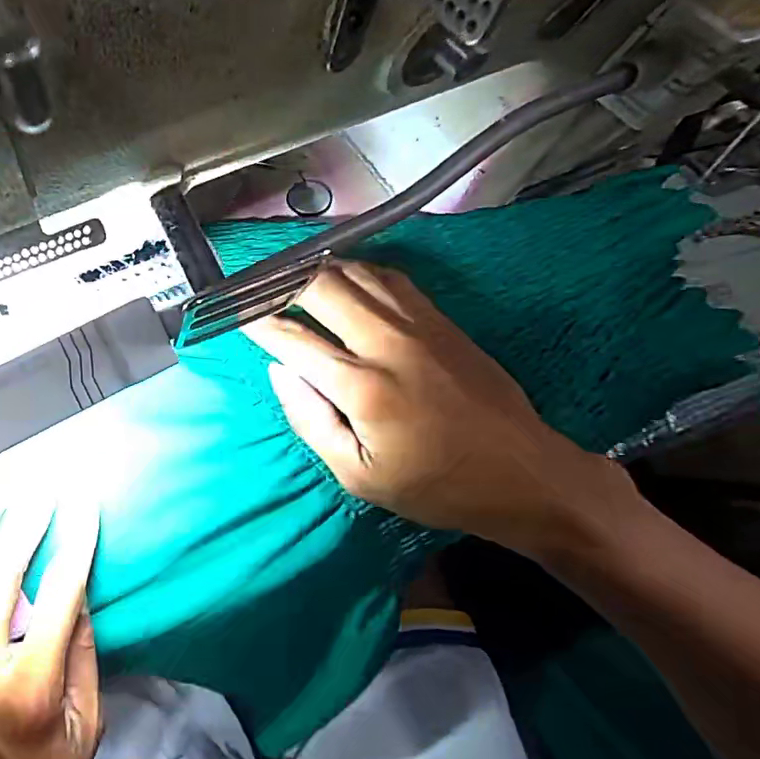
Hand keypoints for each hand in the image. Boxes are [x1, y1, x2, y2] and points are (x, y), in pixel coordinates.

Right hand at [243, 260, 639, 556]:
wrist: (528, 476)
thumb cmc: (435, 486)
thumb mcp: (357, 475)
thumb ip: (309, 420)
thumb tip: (280, 370)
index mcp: (363, 388)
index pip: (292, 338)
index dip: (255, 322)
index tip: (231, 314)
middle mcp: (389, 345)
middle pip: (321, 288)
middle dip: (280, 285)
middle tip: (256, 292)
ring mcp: (421, 327)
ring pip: (356, 274)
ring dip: (317, 272)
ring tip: (289, 280)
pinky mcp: (444, 323)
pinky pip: (391, 279)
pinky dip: (356, 272)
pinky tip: (341, 281)